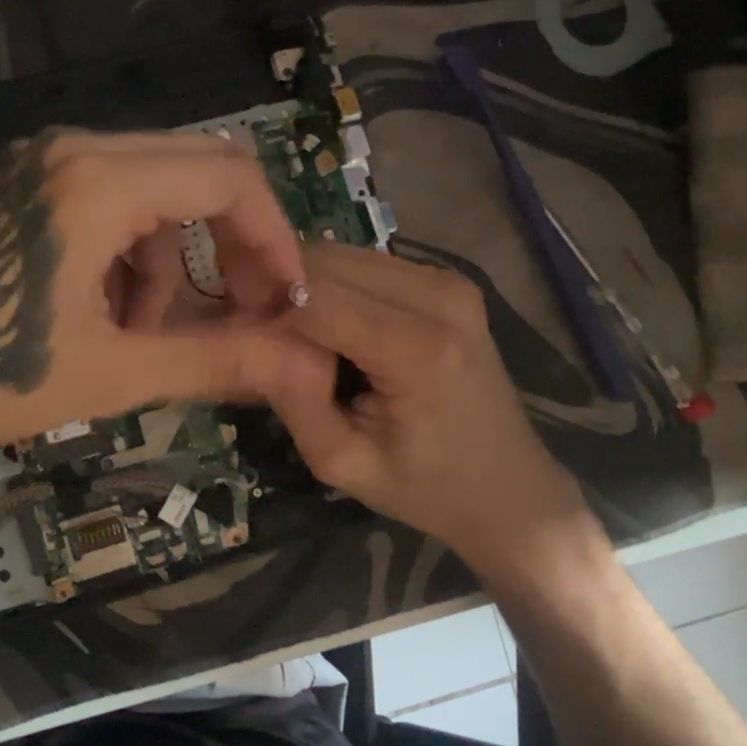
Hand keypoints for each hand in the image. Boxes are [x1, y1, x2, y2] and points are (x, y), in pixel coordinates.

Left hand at [0, 130, 321, 452]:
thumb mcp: (111, 374)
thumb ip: (214, 360)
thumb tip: (301, 365)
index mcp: (96, 184)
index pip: (228, 176)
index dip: (274, 237)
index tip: (286, 299)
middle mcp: (71, 150)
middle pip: (194, 169)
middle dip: (230, 242)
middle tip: (244, 310)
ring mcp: (38, 161)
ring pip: (150, 187)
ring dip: (170, 256)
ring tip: (148, 330)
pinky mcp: (19, 183)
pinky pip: (104, 197)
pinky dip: (126, 249)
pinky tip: (104, 310)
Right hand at [266, 243, 598, 571]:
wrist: (510, 490)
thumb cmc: (424, 487)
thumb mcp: (340, 461)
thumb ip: (292, 395)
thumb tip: (249, 335)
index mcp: (418, 348)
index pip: (313, 298)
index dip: (264, 311)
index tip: (236, 339)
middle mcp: (439, 297)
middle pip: (325, 263)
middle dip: (280, 290)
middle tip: (255, 335)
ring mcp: (448, 281)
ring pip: (341, 255)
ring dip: (303, 284)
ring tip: (287, 334)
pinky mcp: (446, 279)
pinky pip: (365, 263)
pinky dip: (332, 285)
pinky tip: (325, 326)